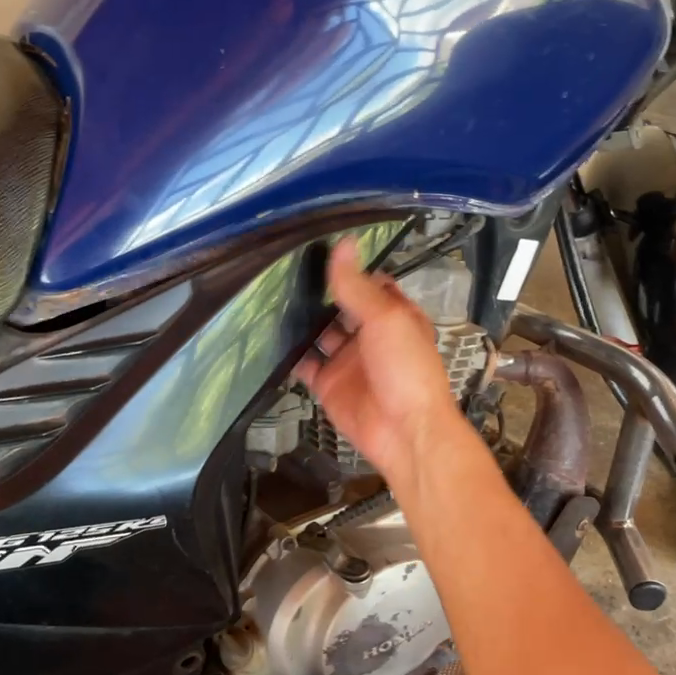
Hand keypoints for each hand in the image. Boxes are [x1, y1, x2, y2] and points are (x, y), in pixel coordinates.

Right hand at [293, 238, 467, 489]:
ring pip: (317, 333)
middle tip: (280, 270)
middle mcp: (369, 335)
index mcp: (393, 315)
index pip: (367, 284)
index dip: (346, 269)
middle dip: (316, 293)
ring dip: (299, 321)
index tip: (315, 248)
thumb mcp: (385, 318)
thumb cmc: (407, 370)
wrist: (404, 431)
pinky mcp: (327, 384)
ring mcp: (346, 361)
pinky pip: (304, 365)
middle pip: (338, 307)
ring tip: (268, 298)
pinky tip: (268, 337)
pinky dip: (288, 355)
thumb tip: (343, 243)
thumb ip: (357, 286)